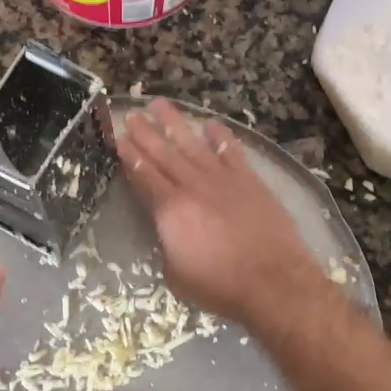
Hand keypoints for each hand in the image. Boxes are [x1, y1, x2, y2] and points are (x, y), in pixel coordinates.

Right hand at [115, 99, 327, 323]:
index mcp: (170, 210)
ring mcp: (224, 180)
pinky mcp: (250, 181)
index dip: (129, 156)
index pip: (143, 175)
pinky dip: (220, 136)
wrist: (273, 281)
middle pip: (164, 153)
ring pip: (193, 144)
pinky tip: (211, 125)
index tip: (117, 136)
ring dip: (175, 123)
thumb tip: (168, 231)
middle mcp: (193, 186)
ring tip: (160, 104)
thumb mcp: (175, 274)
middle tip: (132, 114)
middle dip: (145, 132)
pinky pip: (231, 152)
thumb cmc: (220, 286)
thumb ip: (167, 245)